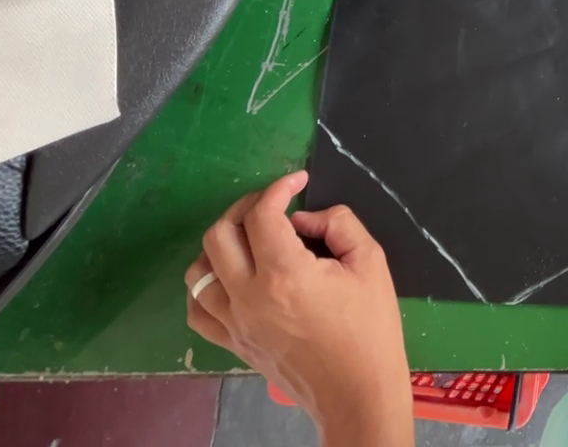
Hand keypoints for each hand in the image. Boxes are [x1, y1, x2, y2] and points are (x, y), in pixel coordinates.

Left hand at [185, 173, 411, 446]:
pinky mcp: (231, 343)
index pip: (262, 214)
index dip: (280, 187)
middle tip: (275, 202)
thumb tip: (306, 218)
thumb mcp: (370, 260)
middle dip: (246, 206)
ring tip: (253, 237)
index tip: (299, 180)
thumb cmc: (369, 324)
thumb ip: (339, 224)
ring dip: (222, 244)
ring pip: (198, 270)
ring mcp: (234, 323)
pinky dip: (207, 284)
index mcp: (284, 274)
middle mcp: (248, 296)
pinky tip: (234, 275)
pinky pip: (197, 308)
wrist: (356, 388)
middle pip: (219, 235)